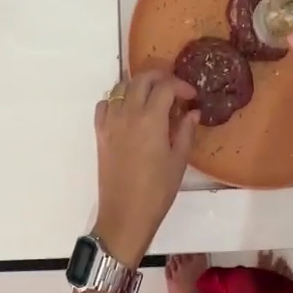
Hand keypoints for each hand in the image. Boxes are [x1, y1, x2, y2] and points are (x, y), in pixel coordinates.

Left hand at [91, 70, 198, 266]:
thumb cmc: (157, 191)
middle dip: (160, 78)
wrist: (125, 215)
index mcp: (150, 118)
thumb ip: (185, 132)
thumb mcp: (178, 161)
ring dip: (138, 86)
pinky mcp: (100, 132)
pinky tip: (128, 111)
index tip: (191, 96)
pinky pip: (105, 104)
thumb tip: (192, 112)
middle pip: (141, 79)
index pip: (165, 86)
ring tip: (152, 98)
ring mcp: (111, 121)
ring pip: (121, 87)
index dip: (181, 86)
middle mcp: (128, 112)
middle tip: (173, 89)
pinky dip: (116, 100)